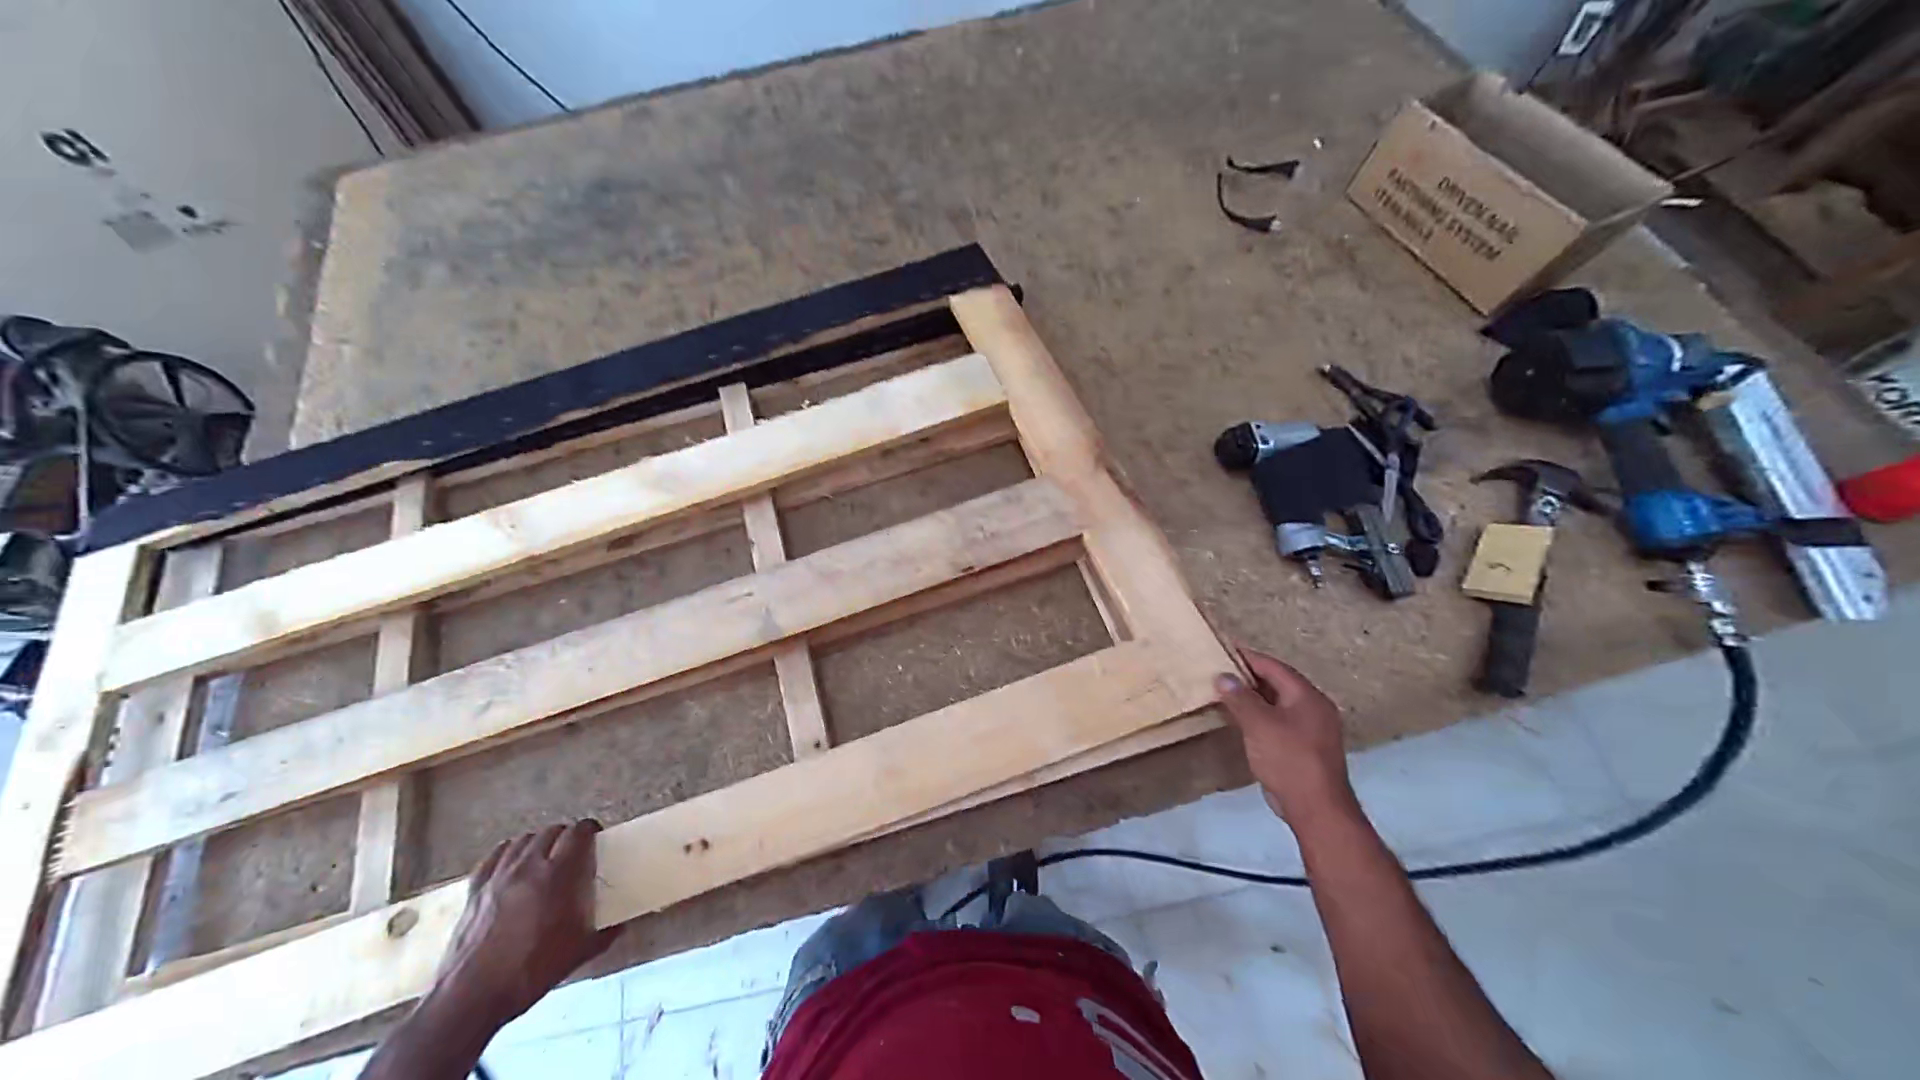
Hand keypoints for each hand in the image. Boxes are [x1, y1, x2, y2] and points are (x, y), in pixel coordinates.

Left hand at [429, 820, 619, 1026]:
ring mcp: (498, 876)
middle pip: (552, 831)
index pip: (579, 832)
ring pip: (523, 839)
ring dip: (538, 842)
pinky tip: (512, 863)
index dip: (590, 830)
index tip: (595, 839)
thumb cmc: (531, 971)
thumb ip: (604, 934)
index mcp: (560, 875)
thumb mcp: (578, 953)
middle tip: (572, 851)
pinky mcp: (475, 889)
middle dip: (566, 836)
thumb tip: (620, 928)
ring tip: (544, 857)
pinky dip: (508, 852)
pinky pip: (494, 855)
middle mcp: (529, 866)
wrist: (472, 996)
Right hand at [1215, 648, 1354, 822]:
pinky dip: (1261, 717)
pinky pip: (1280, 722)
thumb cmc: (1288, 758)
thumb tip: (1223, 677)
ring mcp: (1313, 730)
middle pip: (1279, 684)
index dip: (1249, 658)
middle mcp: (1315, 708)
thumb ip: (1240, 698)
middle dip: (1250, 678)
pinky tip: (1243, 722)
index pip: (1275, 668)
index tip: (1226, 650)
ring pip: (1279, 704)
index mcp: (1308, 697)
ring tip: (1227, 694)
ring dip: (1255, 699)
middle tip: (1222, 672)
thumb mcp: (1258, 724)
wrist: (1316, 806)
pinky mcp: (1306, 748)